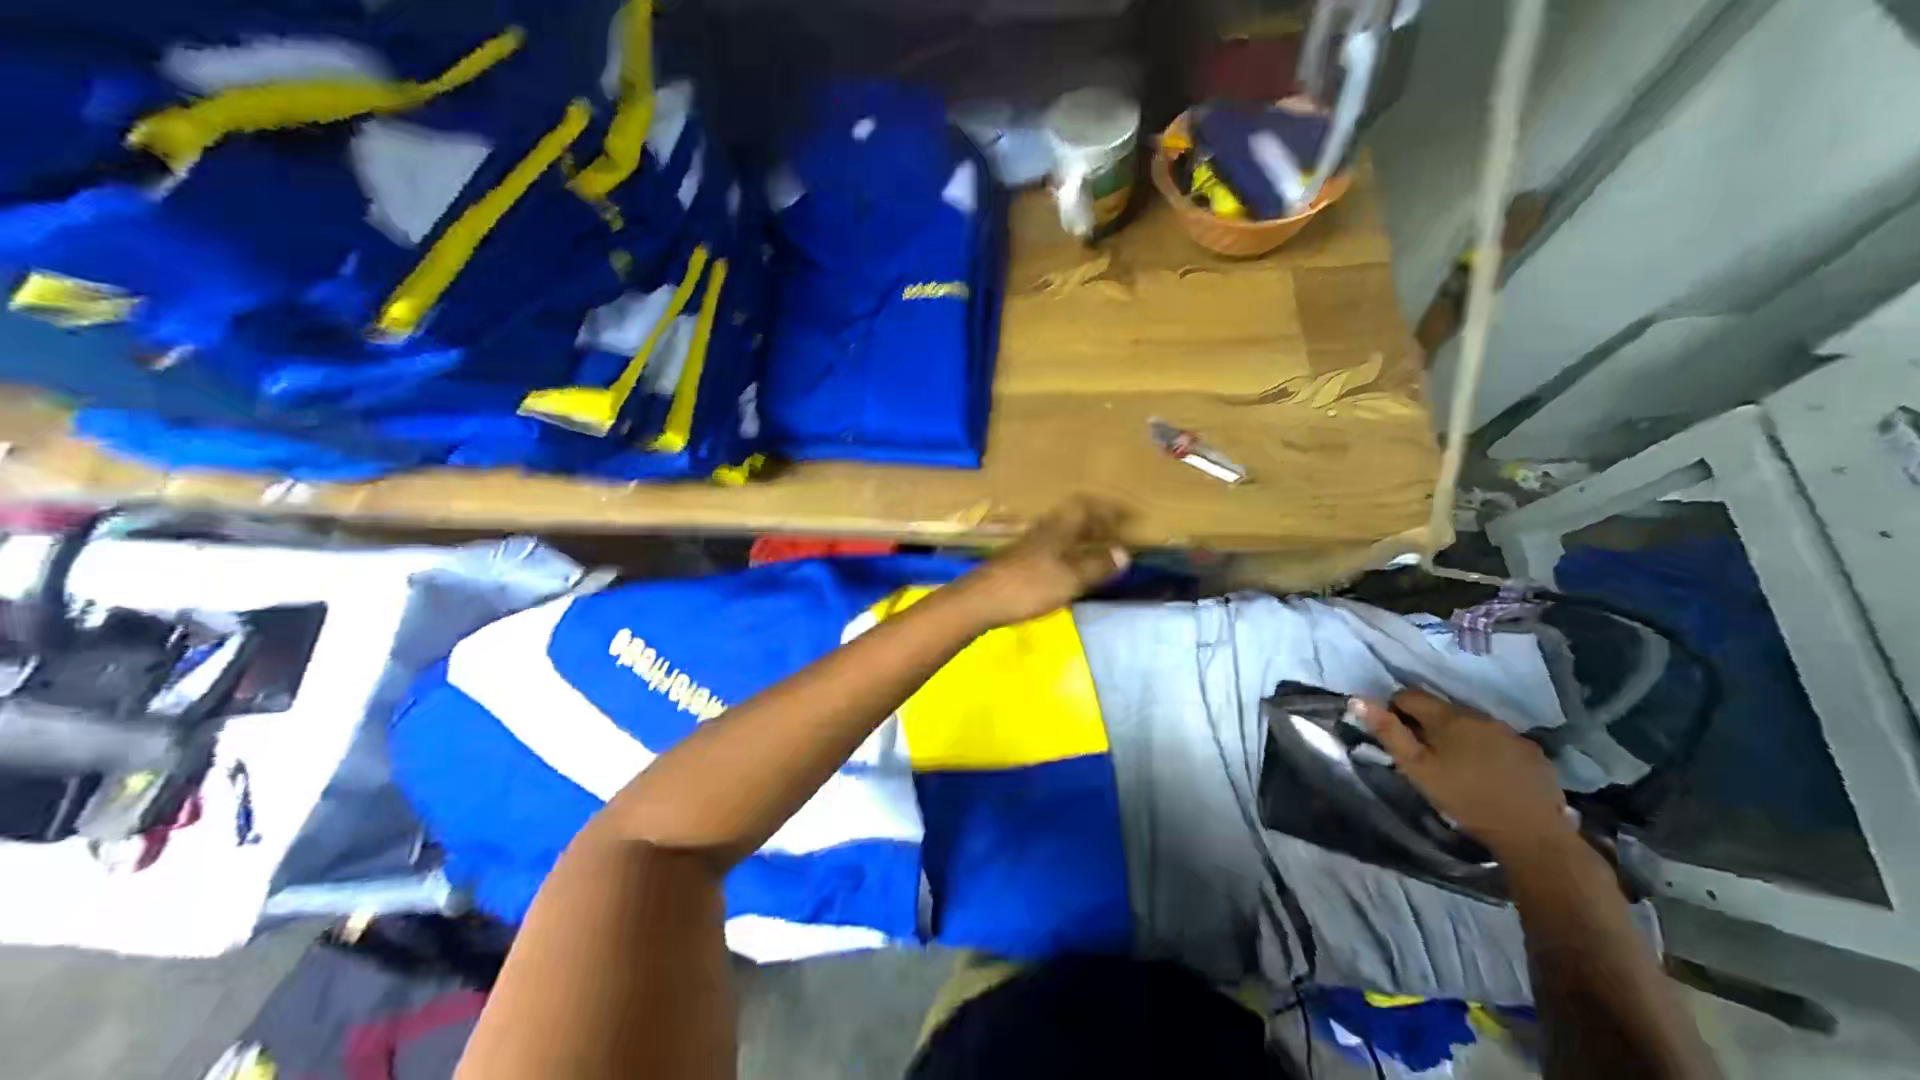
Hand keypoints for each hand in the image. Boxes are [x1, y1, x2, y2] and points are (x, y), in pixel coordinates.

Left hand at [950, 497, 1130, 628]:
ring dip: (1083, 541)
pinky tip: (1072, 574)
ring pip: (1062, 535)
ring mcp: (1029, 546)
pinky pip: (1052, 551)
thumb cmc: (1028, 586)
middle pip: (1074, 519)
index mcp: (1059, 528)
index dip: (1109, 508)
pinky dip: (1069, 557)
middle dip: (1098, 526)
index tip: (1129, 516)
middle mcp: (1044, 530)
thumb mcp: (1070, 578)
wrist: (979, 600)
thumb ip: (1097, 565)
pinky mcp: (1019, 563)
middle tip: (1118, 537)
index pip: (1087, 505)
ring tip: (1100, 556)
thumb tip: (1124, 553)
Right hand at [1354, 690, 1574, 857]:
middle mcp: (1480, 716)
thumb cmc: (1465, 799)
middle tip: (1425, 755)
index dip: (1395, 710)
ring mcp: (1511, 732)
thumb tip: (1359, 699)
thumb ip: (1389, 732)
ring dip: (1458, 735)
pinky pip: (1499, 740)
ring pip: (1472, 724)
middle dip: (1427, 724)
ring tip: (1458, 765)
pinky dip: (1487, 749)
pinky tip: (1488, 773)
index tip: (1397, 736)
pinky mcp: (1533, 751)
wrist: (1532, 833)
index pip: (1409, 695)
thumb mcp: (1417, 769)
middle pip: (1442, 708)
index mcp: (1448, 717)